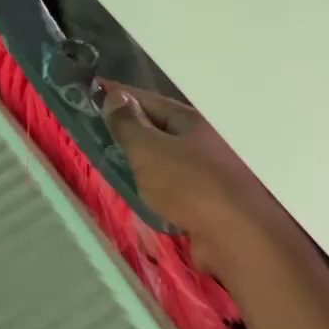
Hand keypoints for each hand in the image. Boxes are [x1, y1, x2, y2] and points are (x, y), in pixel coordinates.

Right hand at [101, 81, 292, 273]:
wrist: (233, 235)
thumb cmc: (189, 184)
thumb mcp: (150, 150)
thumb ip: (130, 125)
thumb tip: (117, 98)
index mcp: (194, 122)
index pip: (151, 101)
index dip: (122, 98)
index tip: (95, 93)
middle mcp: (205, 144)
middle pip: (161, 133)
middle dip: (133, 131)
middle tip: (98, 132)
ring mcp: (208, 176)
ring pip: (168, 164)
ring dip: (144, 164)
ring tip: (114, 163)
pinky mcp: (206, 206)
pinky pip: (174, 192)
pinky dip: (157, 191)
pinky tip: (142, 196)